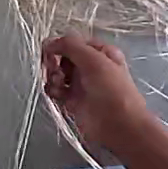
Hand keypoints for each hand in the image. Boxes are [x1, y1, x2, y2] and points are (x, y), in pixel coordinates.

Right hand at [41, 34, 156, 154]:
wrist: (119, 125)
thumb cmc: (112, 90)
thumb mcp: (94, 60)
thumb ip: (71, 46)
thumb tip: (48, 42)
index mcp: (101, 53)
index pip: (74, 43)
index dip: (61, 45)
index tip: (51, 51)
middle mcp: (91, 67)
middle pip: (63, 57)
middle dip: (54, 61)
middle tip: (54, 68)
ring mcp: (82, 84)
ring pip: (58, 73)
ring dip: (52, 76)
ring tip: (58, 83)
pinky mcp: (73, 100)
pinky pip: (56, 90)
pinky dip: (53, 90)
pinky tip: (56, 93)